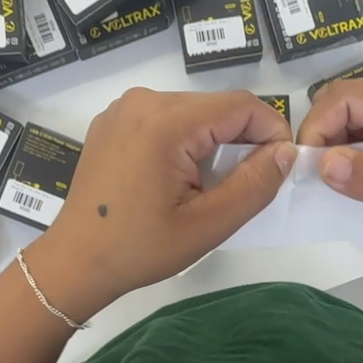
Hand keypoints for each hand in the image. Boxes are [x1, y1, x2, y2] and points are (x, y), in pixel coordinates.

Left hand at [28, 88, 293, 319]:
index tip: (278, 171)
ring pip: (193, 114)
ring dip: (212, 145)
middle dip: (240, 143)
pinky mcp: (113, 122)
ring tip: (205, 190)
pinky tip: (175, 182)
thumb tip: (286, 152)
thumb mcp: (208, 224)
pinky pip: (166, 122)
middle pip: (217, 108)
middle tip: (241, 189)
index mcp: (167, 122)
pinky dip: (184, 144)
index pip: (242, 106)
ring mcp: (124, 109)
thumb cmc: (140, 248)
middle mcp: (144, 101)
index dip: (272, 134)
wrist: (76, 261)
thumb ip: (254, 184)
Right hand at [299, 73, 362, 244]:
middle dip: (322, 138)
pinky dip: (355, 152)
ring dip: (337, 147)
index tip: (309, 174)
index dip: (316, 132)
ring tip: (341, 186)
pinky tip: (361, 180)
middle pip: (342, 101)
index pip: (342, 99)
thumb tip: (323, 165)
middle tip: (319, 183)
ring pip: (352, 115)